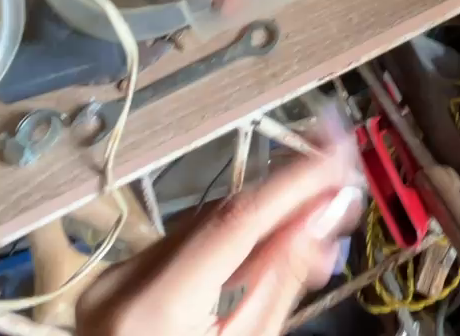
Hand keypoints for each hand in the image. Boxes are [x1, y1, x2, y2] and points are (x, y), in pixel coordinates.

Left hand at [77, 147, 363, 335]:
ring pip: (209, 222)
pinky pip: (189, 242)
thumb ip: (276, 283)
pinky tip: (269, 242)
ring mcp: (117, 275)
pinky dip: (232, 238)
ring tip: (317, 220)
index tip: (341, 153)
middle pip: (225, 214)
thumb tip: (321, 214)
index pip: (238, 220)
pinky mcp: (120, 277)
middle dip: (288, 196)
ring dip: (266, 216)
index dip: (295, 180)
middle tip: (341, 187)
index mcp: (156, 308)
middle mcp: (127, 276)